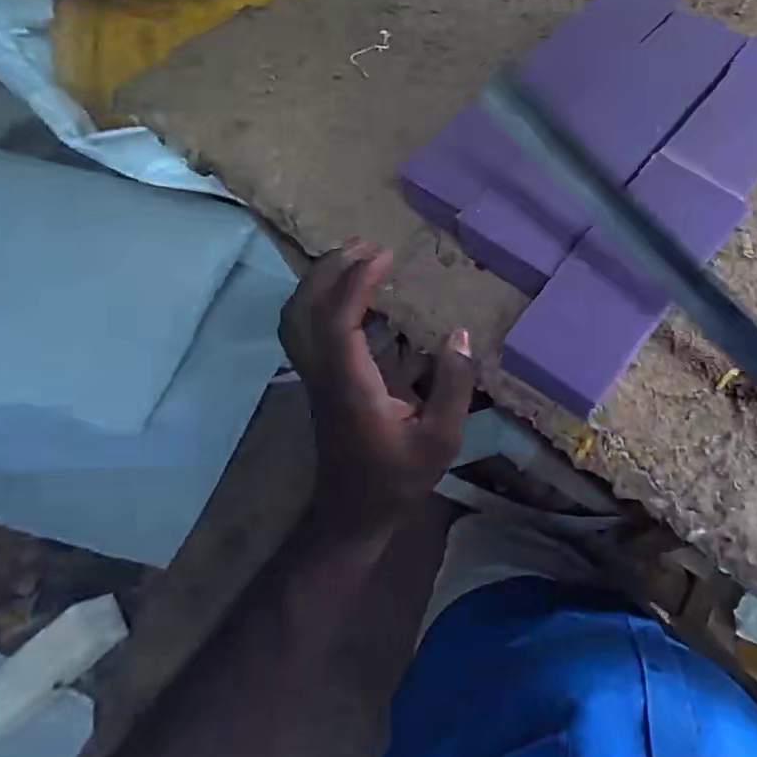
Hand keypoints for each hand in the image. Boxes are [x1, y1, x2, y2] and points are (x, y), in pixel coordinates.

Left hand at [279, 240, 474, 513]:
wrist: (352, 512)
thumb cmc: (398, 478)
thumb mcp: (441, 439)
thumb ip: (453, 386)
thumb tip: (460, 335)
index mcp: (351, 386)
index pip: (339, 321)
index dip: (356, 282)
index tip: (384, 255)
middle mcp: (323, 376)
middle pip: (304, 310)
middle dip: (329, 270)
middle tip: (366, 245)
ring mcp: (315, 379)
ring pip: (296, 319)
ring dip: (318, 282)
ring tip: (354, 259)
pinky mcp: (320, 383)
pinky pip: (305, 331)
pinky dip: (319, 302)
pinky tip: (351, 297)